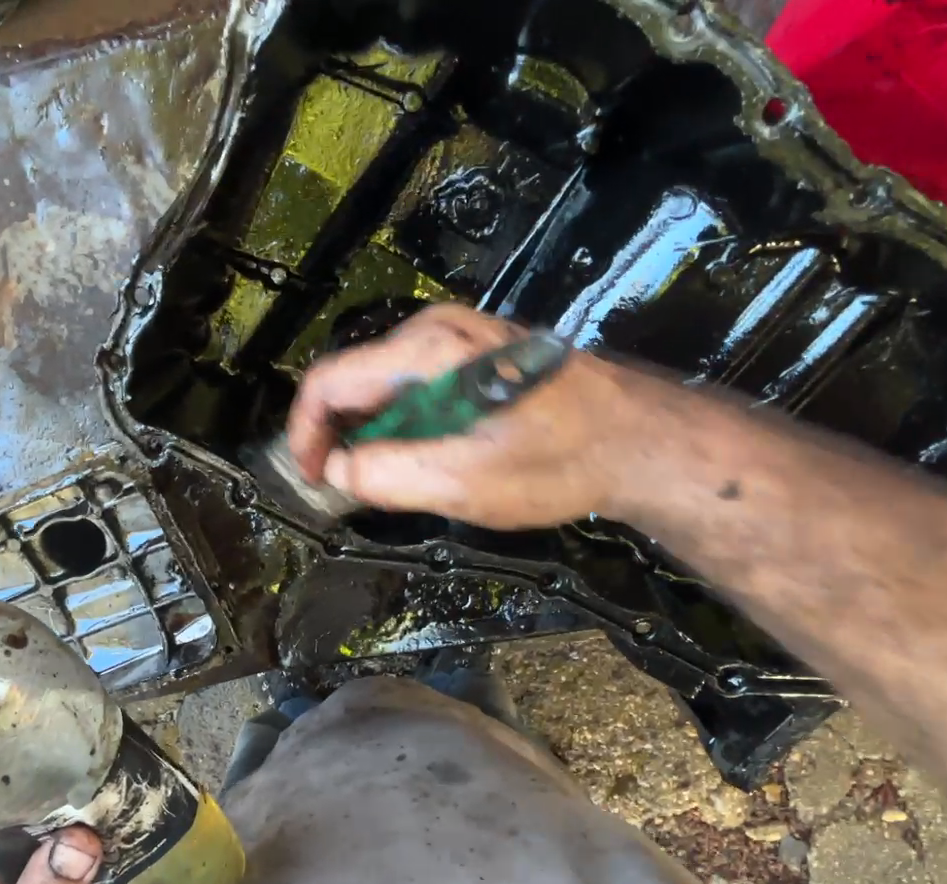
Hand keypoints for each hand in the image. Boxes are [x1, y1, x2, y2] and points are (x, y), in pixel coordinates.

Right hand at [285, 303, 655, 529]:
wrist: (641, 442)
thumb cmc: (558, 461)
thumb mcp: (465, 482)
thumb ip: (386, 475)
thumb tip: (335, 469)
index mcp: (426, 350)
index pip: (328, 382)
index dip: (305, 434)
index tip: (311, 479)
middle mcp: (434, 331)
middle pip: (352, 381)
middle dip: (339, 437)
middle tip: (349, 488)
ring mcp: (456, 339)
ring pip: (380, 387)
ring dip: (372, 435)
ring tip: (390, 479)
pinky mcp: (473, 355)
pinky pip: (411, 387)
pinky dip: (401, 425)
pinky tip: (424, 457)